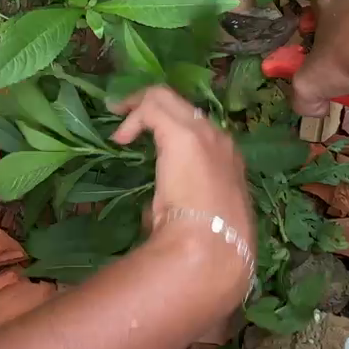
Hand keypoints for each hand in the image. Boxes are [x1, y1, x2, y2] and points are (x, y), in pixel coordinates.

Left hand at [111, 86, 254, 295]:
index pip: (199, 129)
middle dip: (152, 106)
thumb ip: (182, 209)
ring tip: (119, 118)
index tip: (148, 139)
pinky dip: (133, 118)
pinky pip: (152, 108)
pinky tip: (120, 138)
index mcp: (229, 162)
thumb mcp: (199, 222)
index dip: (171, 128)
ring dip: (140, 106)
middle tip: (126, 118)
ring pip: (167, 98)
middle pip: (183, 106)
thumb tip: (156, 216)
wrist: (212, 250)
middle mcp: (220, 140)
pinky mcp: (182, 134)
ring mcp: (203, 134)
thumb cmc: (209, 245)